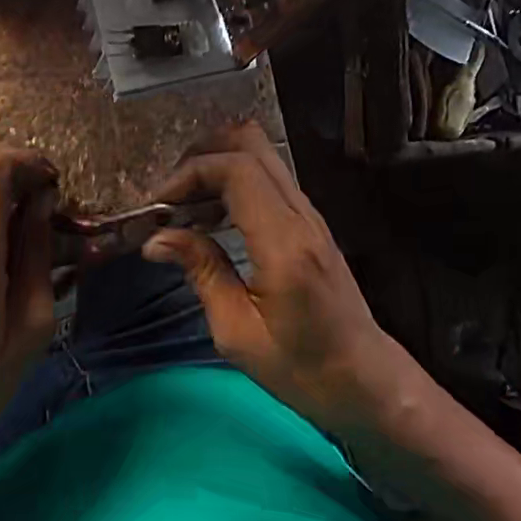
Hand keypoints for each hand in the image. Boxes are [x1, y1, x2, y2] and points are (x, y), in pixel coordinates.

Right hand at [143, 123, 421, 436]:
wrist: (364, 377)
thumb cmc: (301, 368)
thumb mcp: (237, 332)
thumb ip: (202, 272)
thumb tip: (156, 239)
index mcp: (283, 242)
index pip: (236, 169)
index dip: (191, 172)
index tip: (158, 206)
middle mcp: (301, 214)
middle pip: (251, 144)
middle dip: (202, 155)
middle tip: (170, 195)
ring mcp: (310, 214)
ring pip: (262, 156)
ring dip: (218, 168)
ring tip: (184, 211)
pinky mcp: (311, 222)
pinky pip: (269, 180)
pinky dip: (234, 183)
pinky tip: (211, 220)